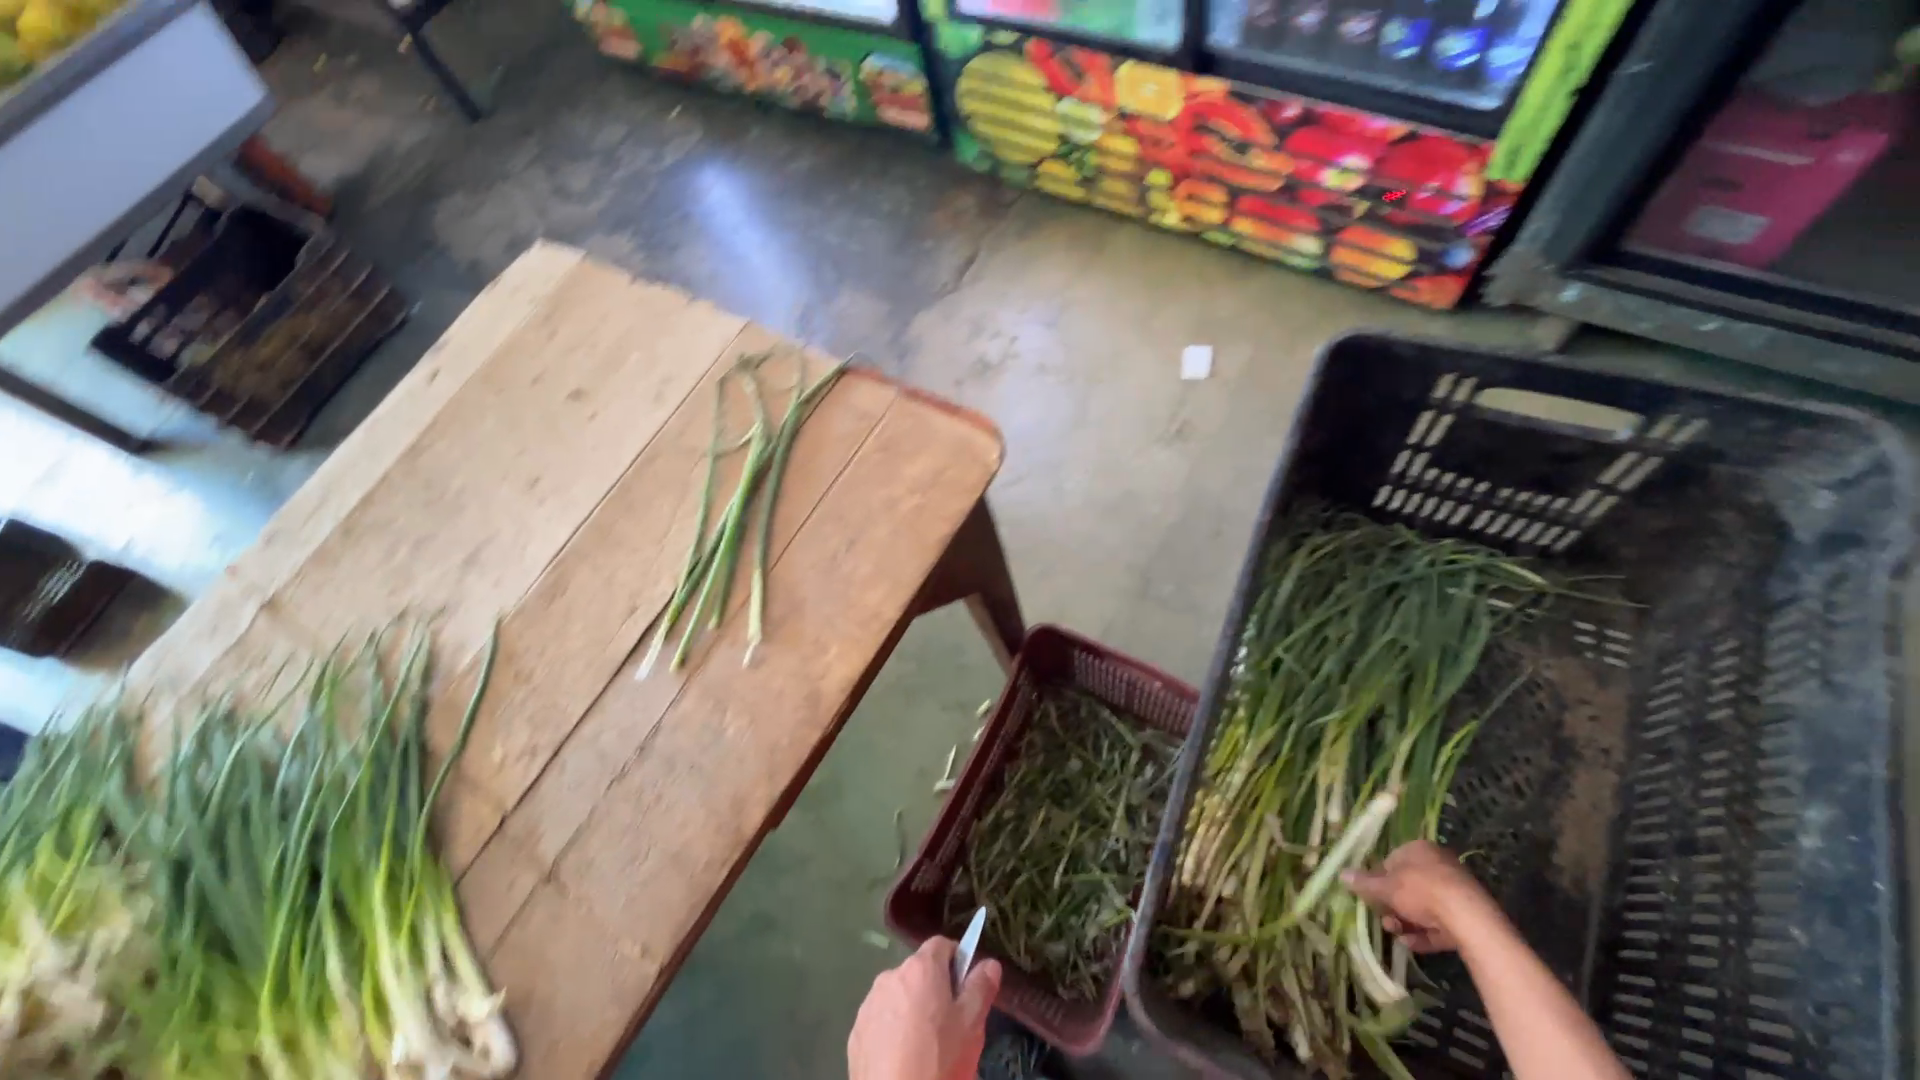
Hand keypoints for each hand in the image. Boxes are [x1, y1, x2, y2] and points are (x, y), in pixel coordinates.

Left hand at [848, 936, 1001, 1079]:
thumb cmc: (939, 1059)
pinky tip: (902, 1057)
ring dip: (912, 1009)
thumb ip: (981, 987)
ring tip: (925, 1045)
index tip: (966, 987)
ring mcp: (869, 1004)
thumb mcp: (972, 1024)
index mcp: (921, 968)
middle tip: (950, 1023)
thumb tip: (989, 963)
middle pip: (919, 972)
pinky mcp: (856, 1031)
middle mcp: (890, 976)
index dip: (957, 960)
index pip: (941, 944)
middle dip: (935, 989)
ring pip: (899, 996)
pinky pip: (881, 1019)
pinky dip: (892, 1030)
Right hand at [1341, 840, 1491, 953]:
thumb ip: (1364, 883)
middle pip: (1407, 886)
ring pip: (1423, 907)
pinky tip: (1412, 943)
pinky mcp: (1466, 914)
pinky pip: (1439, 923)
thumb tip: (1341, 874)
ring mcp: (1455, 890)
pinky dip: (1425, 933)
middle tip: (1384, 919)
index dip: (1379, 880)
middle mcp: (1439, 865)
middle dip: (1393, 906)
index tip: (1372, 897)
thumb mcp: (1385, 887)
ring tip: (1397, 934)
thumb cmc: (1420, 891)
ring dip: (1406, 921)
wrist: (1467, 917)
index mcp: (1419, 850)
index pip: (1392, 861)